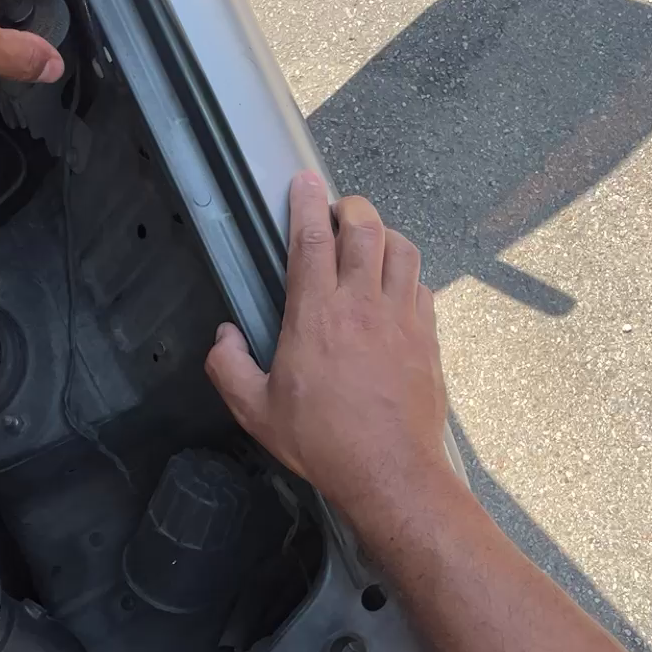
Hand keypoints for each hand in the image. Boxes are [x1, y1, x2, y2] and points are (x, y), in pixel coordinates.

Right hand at [207, 173, 460, 522]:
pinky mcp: (427, 336)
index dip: (305, 202)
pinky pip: (422, 284)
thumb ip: (227, 366)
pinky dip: (407, 273)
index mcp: (315, 314)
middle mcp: (361, 304)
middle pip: (365, 228)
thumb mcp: (255, 411)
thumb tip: (224, 335)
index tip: (303, 181)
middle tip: (337, 214)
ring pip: (402, 248)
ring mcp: (401, 317)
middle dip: (350, 208)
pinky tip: (395, 288)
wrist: (388, 470)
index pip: (311, 239)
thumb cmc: (320, 441)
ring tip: (369, 243)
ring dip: (384, 234)